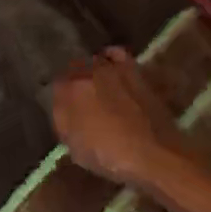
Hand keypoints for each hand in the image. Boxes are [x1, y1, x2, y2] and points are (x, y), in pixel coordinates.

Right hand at [51, 47, 194, 188]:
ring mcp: (109, 67)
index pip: (54, 86)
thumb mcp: (78, 151)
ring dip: (90, 71)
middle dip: (73, 82)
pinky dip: (109, 57)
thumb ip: (64, 124)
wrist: (156, 153)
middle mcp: (85, 71)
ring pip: (92, 61)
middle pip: (72, 70)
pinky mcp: (131, 68)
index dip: (59, 99)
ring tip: (96, 86)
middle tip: (79, 101)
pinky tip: (110, 66)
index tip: (64, 111)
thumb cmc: (113, 157)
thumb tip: (60, 111)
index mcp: (68, 91)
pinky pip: (114, 54)